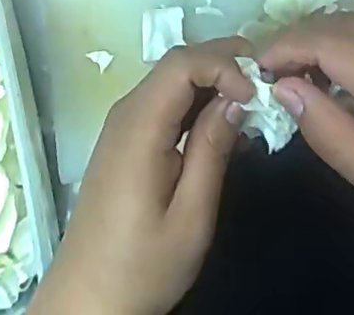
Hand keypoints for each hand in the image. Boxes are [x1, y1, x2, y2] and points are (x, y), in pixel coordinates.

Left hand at [33, 38, 255, 314]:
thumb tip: (236, 100)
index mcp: (139, 125)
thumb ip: (212, 151)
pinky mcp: (126, 137)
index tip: (256, 94)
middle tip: (265, 80)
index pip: (180, 64)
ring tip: (253, 101)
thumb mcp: (190, 217)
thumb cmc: (141, 264)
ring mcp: (123, 122)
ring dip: (211, 80)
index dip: (221, 65)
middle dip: (221, 62)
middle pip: (175, 64)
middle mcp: (127, 111)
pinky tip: (224, 124)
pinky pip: (164, 101)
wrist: (87, 295)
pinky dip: (196, 101)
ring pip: (170, 79)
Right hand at [259, 12, 353, 247]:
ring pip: (339, 19)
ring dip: (307, 39)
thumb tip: (283, 88)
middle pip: (327, 24)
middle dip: (288, 43)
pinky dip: (329, 39)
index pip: (323, 42)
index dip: (282, 49)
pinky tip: (324, 71)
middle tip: (266, 78)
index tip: (256, 73)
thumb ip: (329, 133)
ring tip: (290, 77)